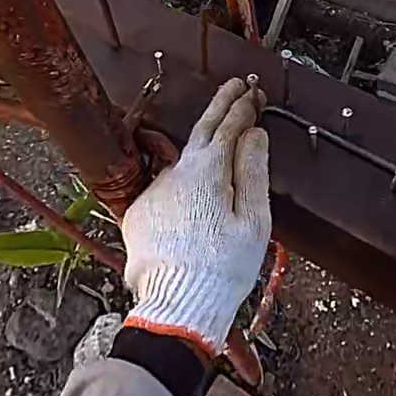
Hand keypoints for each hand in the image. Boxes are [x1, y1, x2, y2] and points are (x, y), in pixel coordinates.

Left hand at [118, 78, 270, 354]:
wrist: (175, 309)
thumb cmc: (224, 267)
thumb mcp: (253, 219)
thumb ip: (253, 171)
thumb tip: (254, 134)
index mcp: (208, 172)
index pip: (229, 127)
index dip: (244, 107)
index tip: (254, 93)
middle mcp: (177, 174)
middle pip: (202, 128)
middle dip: (222, 104)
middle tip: (237, 86)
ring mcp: (155, 191)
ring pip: (185, 160)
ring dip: (204, 146)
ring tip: (223, 140)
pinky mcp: (141, 212)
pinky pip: (170, 185)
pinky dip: (186, 179)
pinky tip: (199, 191)